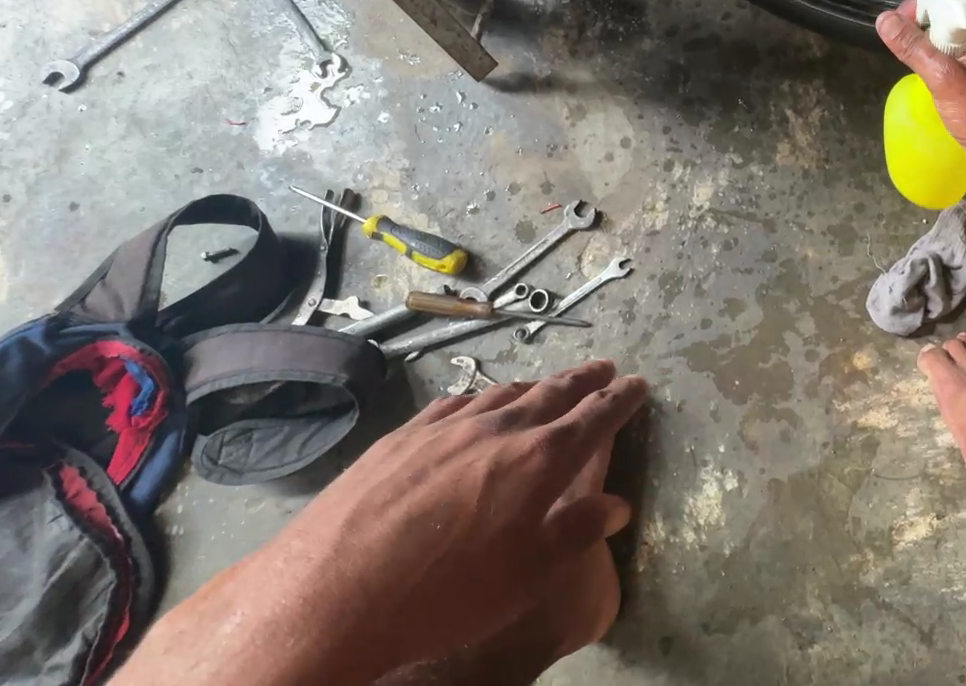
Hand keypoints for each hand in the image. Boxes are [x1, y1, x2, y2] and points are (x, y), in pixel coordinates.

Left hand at [280, 363, 644, 667]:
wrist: (325, 597)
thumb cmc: (443, 596)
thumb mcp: (527, 578)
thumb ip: (577, 533)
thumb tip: (617, 505)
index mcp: (541, 460)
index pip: (597, 415)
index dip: (623, 397)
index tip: (639, 384)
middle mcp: (501, 429)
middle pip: (555, 391)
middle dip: (586, 378)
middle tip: (606, 368)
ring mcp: (448, 427)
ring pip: (505, 392)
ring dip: (536, 385)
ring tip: (548, 386)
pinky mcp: (403, 436)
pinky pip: (456, 403)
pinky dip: (482, 398)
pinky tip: (478, 405)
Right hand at [875, 0, 965, 166]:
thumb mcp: (942, 78)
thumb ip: (914, 48)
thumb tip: (885, 20)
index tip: (914, 10)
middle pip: (963, 7)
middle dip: (933, 11)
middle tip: (908, 26)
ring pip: (962, 28)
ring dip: (936, 31)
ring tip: (913, 43)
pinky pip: (963, 46)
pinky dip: (943, 48)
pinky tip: (928, 62)